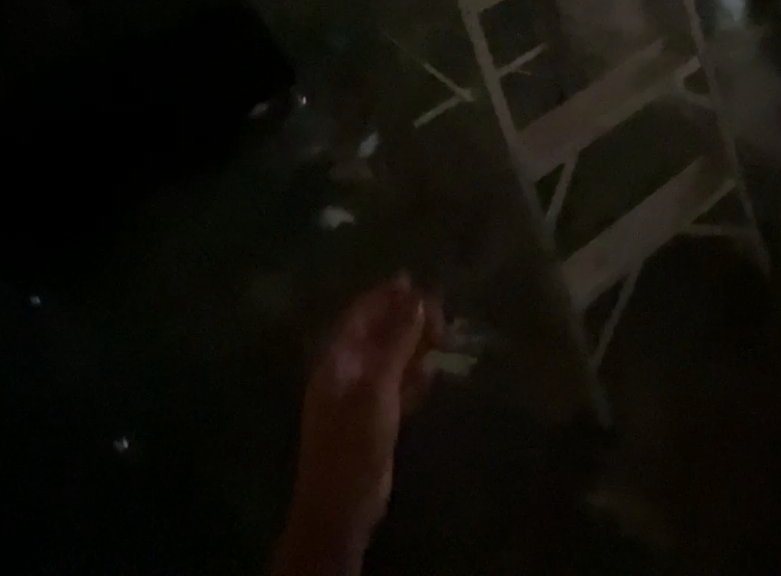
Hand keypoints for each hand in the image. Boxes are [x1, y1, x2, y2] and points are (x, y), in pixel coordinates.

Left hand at [277, 274, 442, 575]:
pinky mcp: (379, 418)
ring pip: (392, 358)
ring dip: (414, 343)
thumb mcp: (376, 385)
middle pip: (378, 334)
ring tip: (444, 327)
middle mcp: (347, 372)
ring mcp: (362, 396)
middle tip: (438, 302)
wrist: (344, 503)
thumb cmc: (354, 439)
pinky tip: (435, 367)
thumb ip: (397, 341)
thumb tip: (417, 297)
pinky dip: (416, 374)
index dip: (384, 295)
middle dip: (404, 317)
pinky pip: (399, 385)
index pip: (359, 315)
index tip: (412, 277)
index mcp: (337, 360)